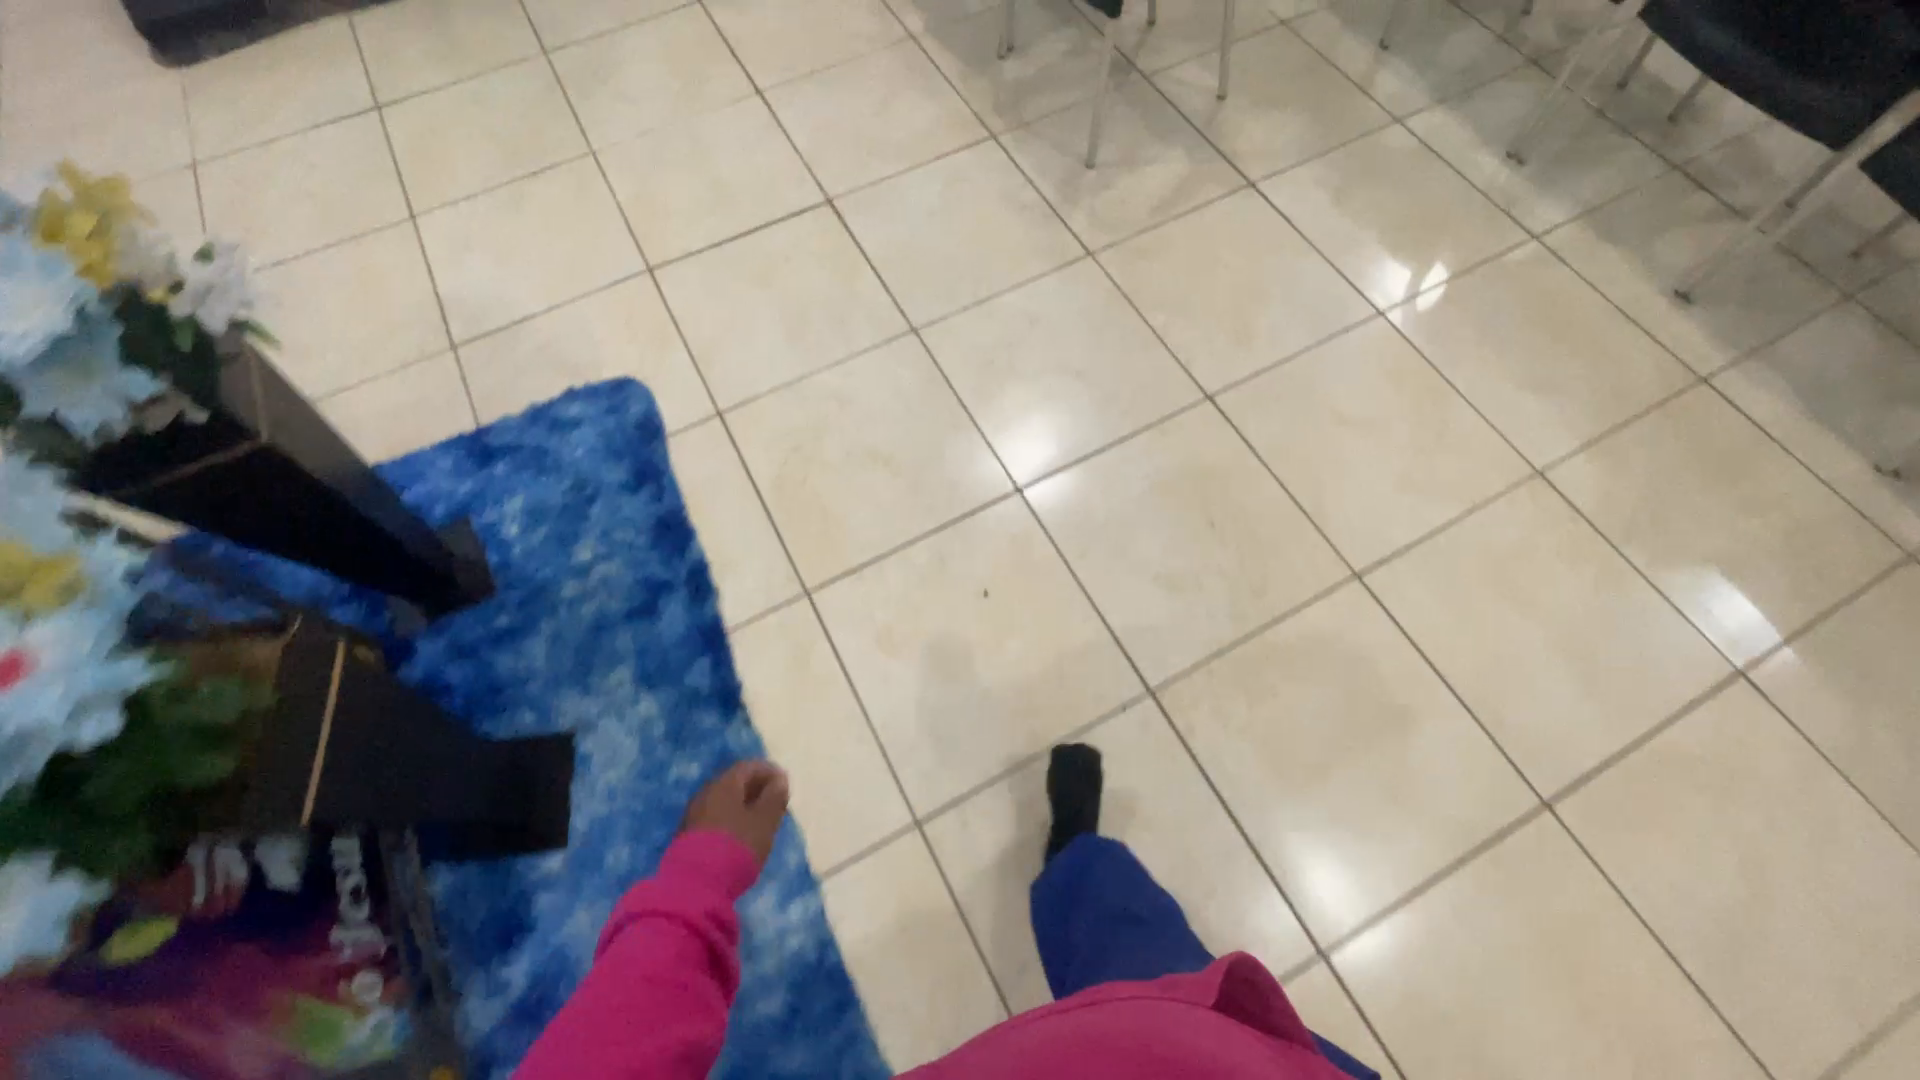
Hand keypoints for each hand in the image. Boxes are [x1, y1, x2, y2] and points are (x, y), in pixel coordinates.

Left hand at [682, 761, 789, 867]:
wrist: (695, 885)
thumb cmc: (738, 845)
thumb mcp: (765, 821)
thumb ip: (774, 798)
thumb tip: (779, 779)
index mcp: (725, 784)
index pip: (749, 767)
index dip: (769, 771)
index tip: (785, 784)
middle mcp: (706, 793)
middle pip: (734, 782)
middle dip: (756, 788)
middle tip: (775, 801)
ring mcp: (694, 814)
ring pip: (723, 801)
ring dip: (743, 805)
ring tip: (760, 820)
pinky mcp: (688, 835)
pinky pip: (715, 816)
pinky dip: (731, 818)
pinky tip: (740, 834)